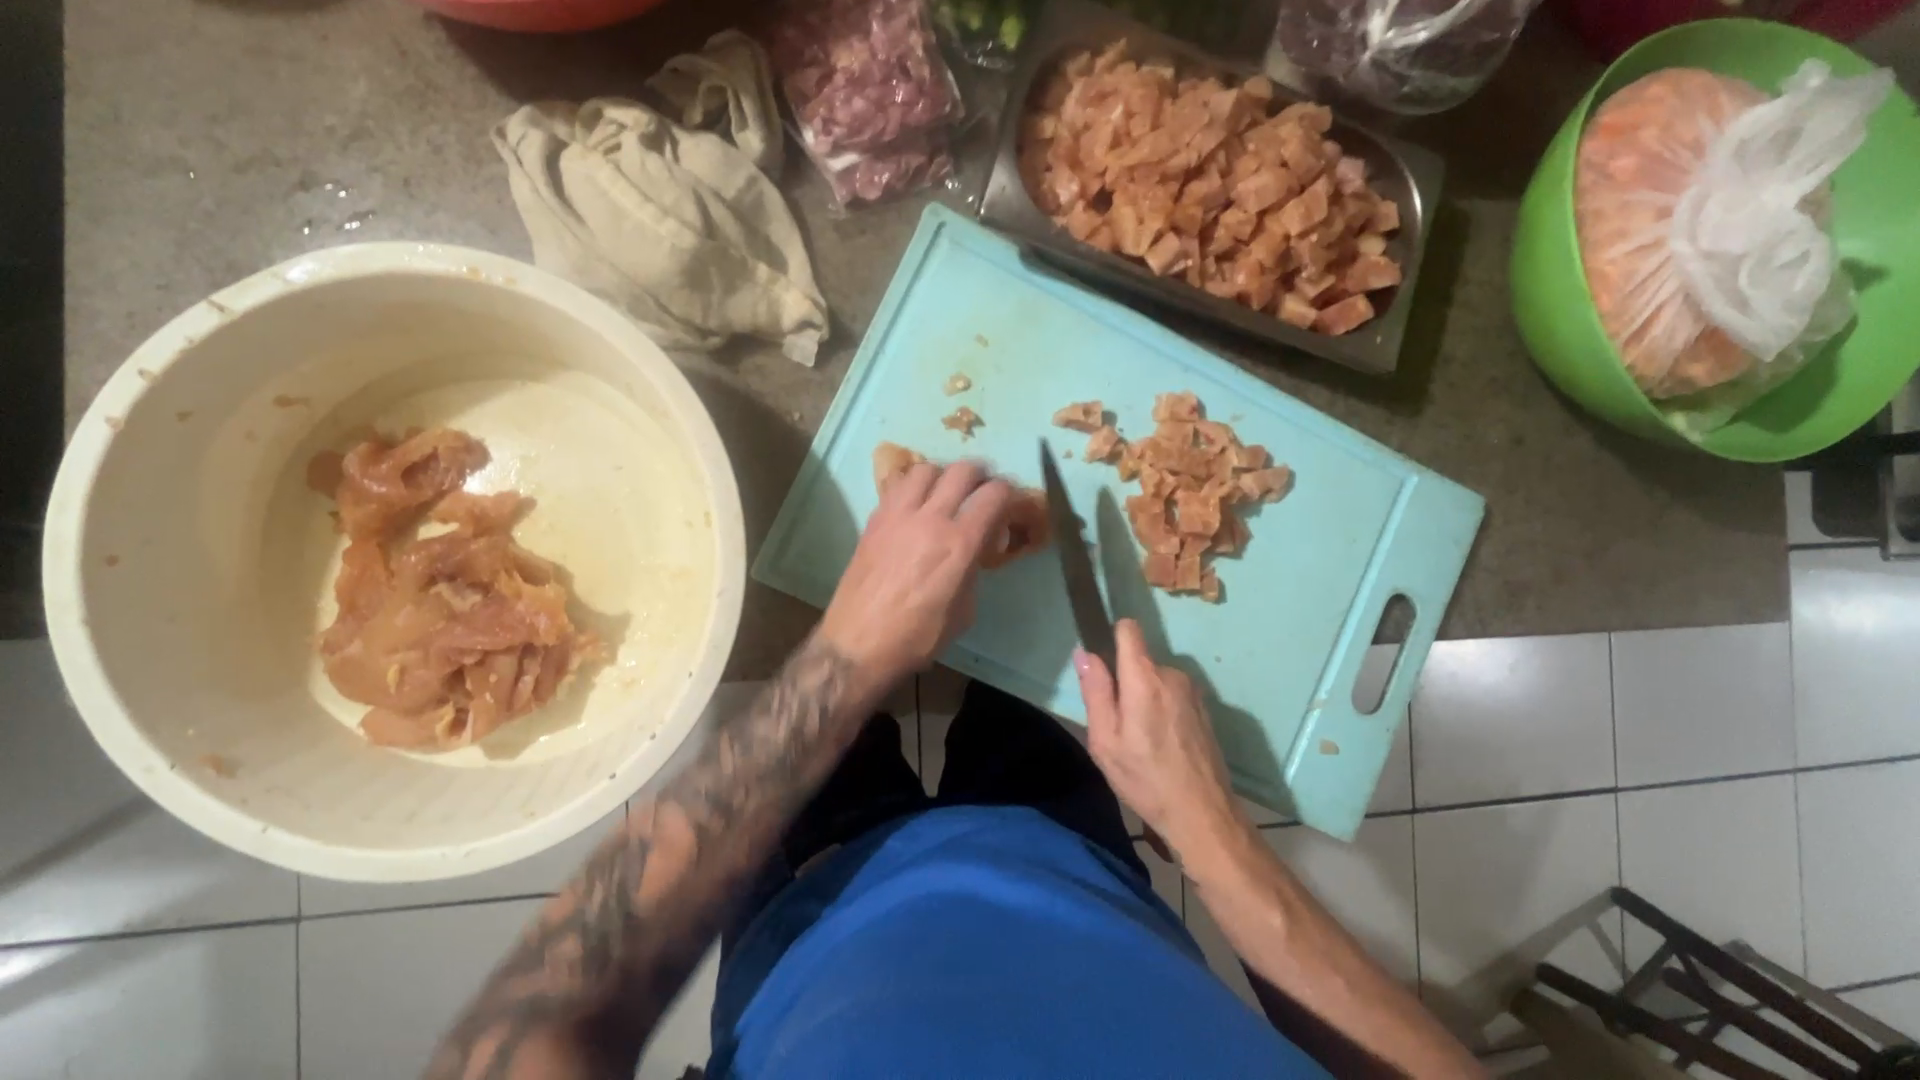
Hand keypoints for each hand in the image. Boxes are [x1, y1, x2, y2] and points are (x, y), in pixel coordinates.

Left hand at [820, 460, 1012, 687]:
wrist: (858, 644)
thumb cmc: (918, 638)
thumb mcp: (964, 611)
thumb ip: (973, 571)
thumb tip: (975, 552)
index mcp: (960, 544)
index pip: (995, 494)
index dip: (1010, 493)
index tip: (1011, 502)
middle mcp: (931, 519)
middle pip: (963, 470)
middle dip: (981, 475)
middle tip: (983, 490)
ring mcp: (898, 515)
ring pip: (927, 469)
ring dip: (943, 475)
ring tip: (946, 492)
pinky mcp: (875, 520)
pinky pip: (898, 485)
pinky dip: (914, 486)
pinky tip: (916, 505)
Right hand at [1076, 619, 1241, 859]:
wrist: (1202, 813)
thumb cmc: (1145, 779)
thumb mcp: (1105, 741)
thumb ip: (1095, 692)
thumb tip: (1084, 654)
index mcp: (1144, 678)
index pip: (1129, 630)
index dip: (1113, 637)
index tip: (1103, 663)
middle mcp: (1172, 675)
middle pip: (1140, 662)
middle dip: (1126, 684)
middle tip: (1118, 726)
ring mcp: (1193, 692)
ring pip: (1156, 682)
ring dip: (1145, 700)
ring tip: (1141, 741)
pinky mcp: (1205, 710)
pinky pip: (1173, 697)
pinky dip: (1164, 712)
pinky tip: (1163, 747)